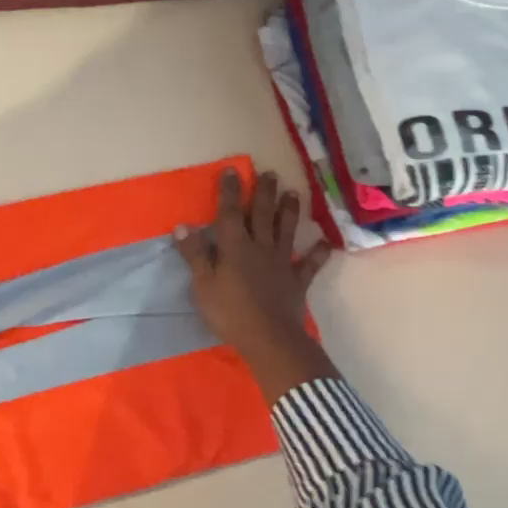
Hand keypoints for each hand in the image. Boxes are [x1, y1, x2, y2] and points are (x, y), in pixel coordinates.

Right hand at [177, 169, 337, 398]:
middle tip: (269, 173)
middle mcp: (260, 248)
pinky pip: (309, 264)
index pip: (228, 214)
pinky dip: (318, 253)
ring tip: (294, 193)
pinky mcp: (297, 281)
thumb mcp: (202, 284)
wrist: (268, 337)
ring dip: (290, 211)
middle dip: (264, 193)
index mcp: (234, 248)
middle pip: (262, 215)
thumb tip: (182, 226)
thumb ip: (194, 254)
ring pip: (286, 231)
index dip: (229, 192)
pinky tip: (326, 243)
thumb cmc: (228, 312)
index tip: (232, 170)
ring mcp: (281, 263)